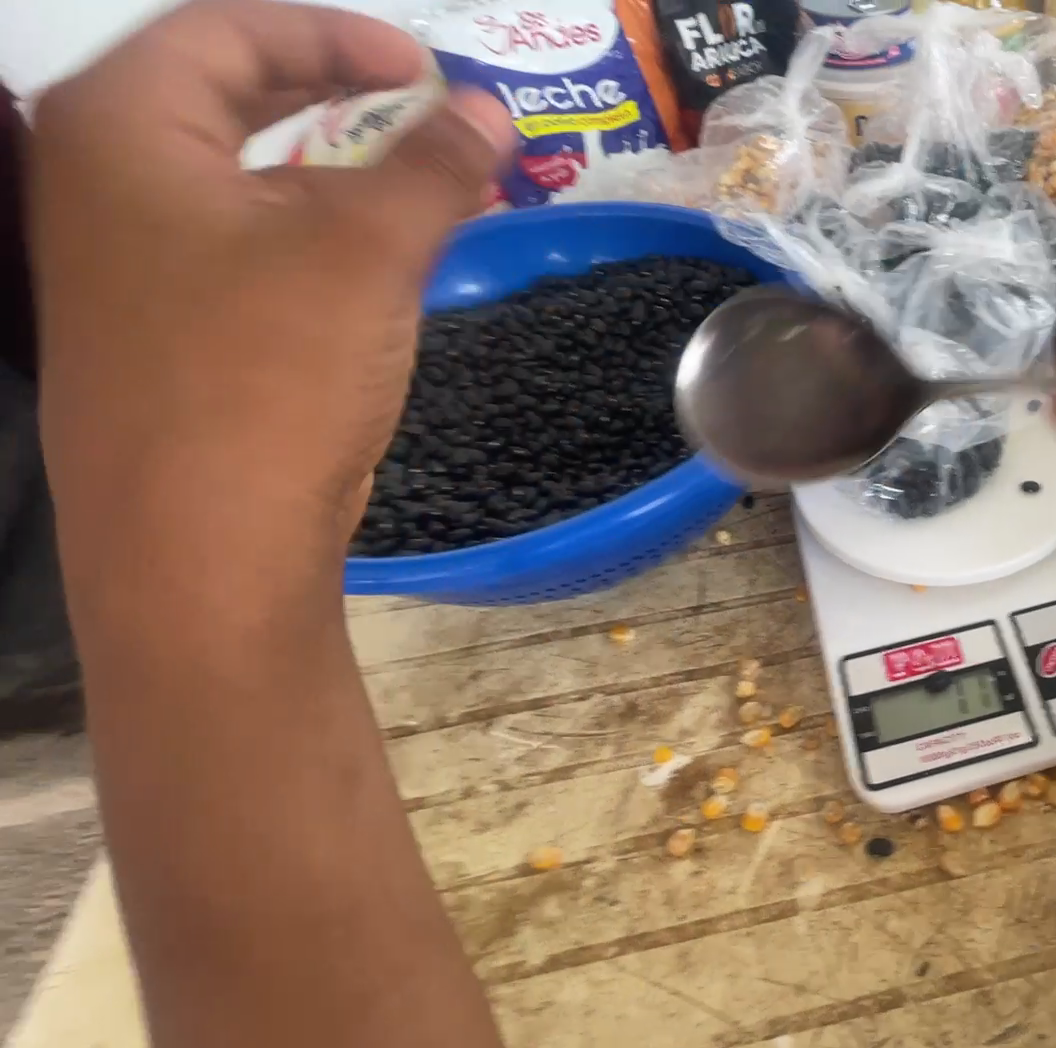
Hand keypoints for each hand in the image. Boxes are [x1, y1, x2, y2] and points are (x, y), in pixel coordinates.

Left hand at [31, 0, 512, 581]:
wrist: (206, 532)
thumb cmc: (269, 370)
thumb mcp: (365, 252)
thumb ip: (431, 169)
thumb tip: (490, 110)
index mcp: (123, 133)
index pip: (227, 34)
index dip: (335, 36)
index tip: (426, 63)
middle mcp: (107, 185)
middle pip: (230, 102)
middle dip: (337, 97)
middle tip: (426, 111)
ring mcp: (139, 266)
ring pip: (251, 186)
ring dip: (341, 176)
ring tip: (426, 194)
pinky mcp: (181, 331)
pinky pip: (258, 252)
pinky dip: (325, 239)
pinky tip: (382, 271)